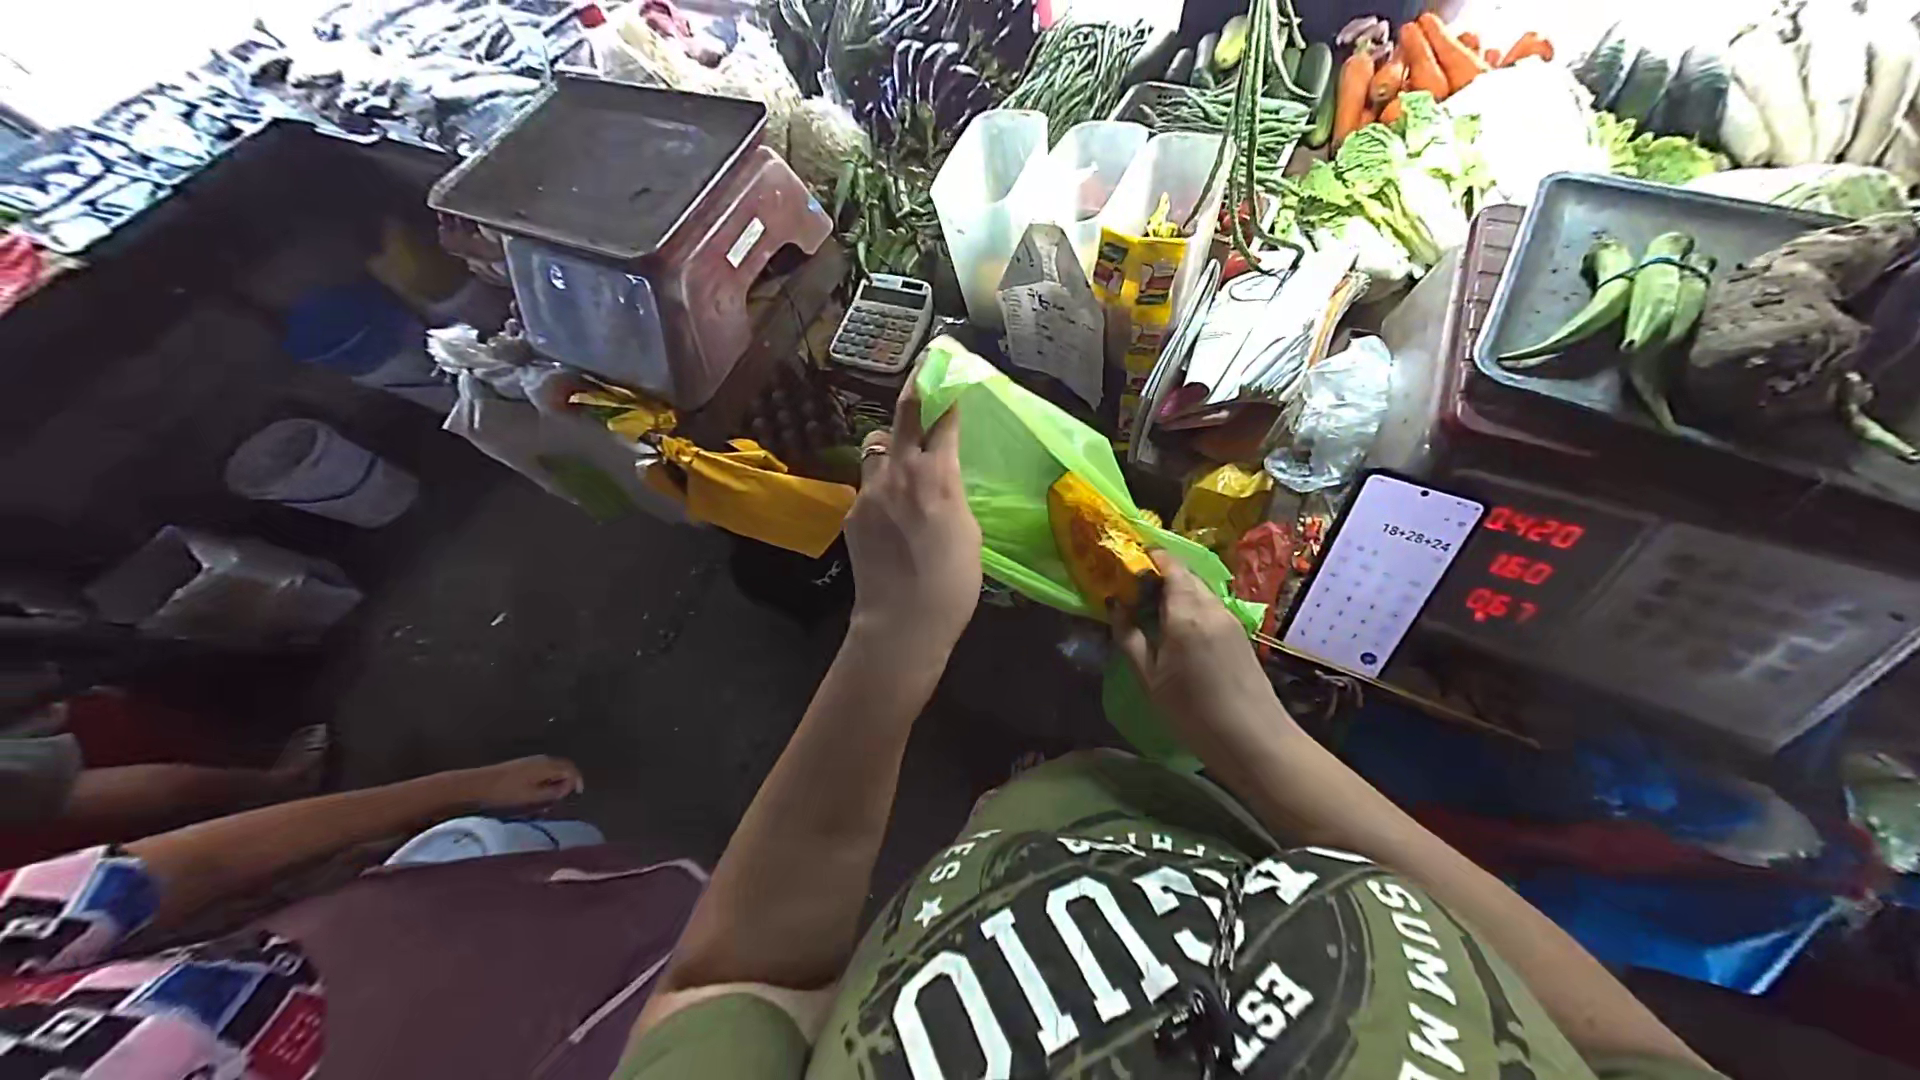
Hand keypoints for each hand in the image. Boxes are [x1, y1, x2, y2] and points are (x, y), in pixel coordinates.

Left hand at [453, 755, 583, 810]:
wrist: (476, 785)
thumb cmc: (505, 793)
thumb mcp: (532, 797)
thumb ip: (553, 792)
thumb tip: (567, 788)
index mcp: (548, 765)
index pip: (571, 770)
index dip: (577, 781)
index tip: (577, 794)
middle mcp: (543, 759)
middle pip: (564, 766)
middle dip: (569, 780)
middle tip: (566, 795)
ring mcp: (532, 761)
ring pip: (553, 768)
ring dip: (557, 780)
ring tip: (552, 795)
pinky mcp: (522, 765)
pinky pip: (543, 769)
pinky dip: (547, 779)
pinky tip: (539, 790)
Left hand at [844, 381, 980, 655]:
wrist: (902, 622)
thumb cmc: (952, 583)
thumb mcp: (969, 532)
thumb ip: (952, 495)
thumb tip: (942, 480)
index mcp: (937, 477)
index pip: (941, 419)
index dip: (947, 393)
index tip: (950, 374)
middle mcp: (899, 473)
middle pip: (901, 415)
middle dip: (914, 390)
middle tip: (921, 376)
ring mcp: (869, 491)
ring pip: (876, 448)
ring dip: (891, 445)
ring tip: (903, 460)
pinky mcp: (853, 513)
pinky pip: (868, 485)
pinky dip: (881, 485)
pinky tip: (891, 510)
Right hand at [1110, 552, 1294, 756]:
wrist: (1252, 739)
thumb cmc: (1192, 711)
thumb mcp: (1149, 677)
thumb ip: (1129, 637)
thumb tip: (1115, 605)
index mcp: (1186, 614)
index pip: (1170, 566)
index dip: (1149, 557)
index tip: (1127, 563)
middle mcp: (1210, 608)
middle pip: (1185, 576)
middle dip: (1159, 575)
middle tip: (1132, 589)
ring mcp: (1229, 619)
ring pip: (1199, 590)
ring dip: (1175, 591)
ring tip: (1150, 609)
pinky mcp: (1239, 633)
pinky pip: (1209, 606)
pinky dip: (1190, 605)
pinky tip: (1176, 627)